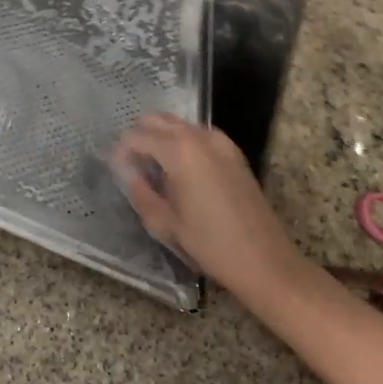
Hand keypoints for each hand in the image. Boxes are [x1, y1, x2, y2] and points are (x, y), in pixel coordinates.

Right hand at [113, 113, 304, 296]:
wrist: (266, 262)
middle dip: (139, 138)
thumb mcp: (164, 223)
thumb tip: (127, 173)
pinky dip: (182, 143)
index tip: (116, 171)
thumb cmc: (211, 245)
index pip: (135, 137)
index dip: (120, 152)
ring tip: (154, 169)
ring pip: (178, 125)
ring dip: (160, 138)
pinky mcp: (234, 154)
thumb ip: (139, 191)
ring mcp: (221, 143)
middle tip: (132, 166)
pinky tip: (180, 172)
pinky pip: (198, 136)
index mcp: (179, 151)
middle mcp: (199, 137)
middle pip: (157, 121)